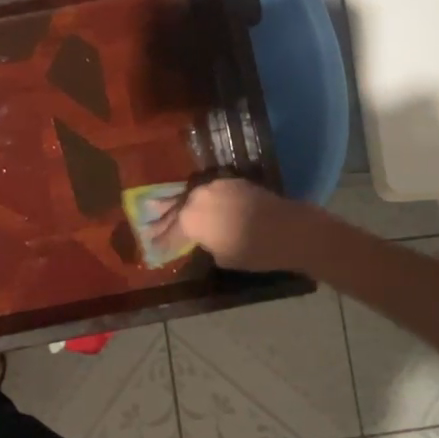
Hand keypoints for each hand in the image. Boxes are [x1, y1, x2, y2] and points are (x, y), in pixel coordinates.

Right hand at [150, 178, 298, 272]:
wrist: (290, 230)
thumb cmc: (254, 251)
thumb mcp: (222, 256)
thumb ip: (205, 243)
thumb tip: (204, 238)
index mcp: (189, 219)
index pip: (170, 233)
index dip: (161, 242)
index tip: (152, 247)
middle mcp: (196, 197)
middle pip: (174, 209)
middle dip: (162, 220)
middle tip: (148, 227)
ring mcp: (213, 186)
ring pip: (188, 195)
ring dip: (177, 204)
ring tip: (161, 209)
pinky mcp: (230, 181)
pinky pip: (206, 190)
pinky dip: (198, 197)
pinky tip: (194, 202)